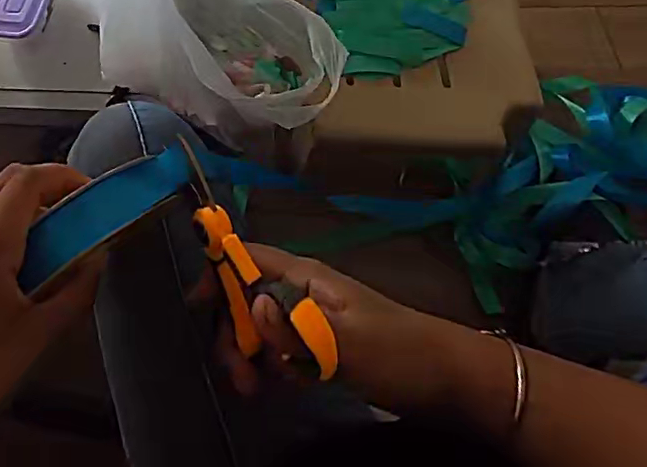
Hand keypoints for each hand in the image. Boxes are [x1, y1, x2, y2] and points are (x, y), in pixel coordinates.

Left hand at [0, 163, 102, 466]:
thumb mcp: (39, 335)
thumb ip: (77, 290)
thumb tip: (94, 263)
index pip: (28, 179)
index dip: (63, 176)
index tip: (84, 191)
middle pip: (4, 183)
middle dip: (43, 189)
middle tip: (69, 214)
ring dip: (17, 216)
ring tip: (41, 257)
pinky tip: (4, 283)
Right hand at [218, 243, 469, 414]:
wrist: (448, 379)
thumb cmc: (397, 350)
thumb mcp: (346, 343)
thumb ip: (297, 326)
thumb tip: (252, 305)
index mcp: (302, 275)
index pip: (247, 257)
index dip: (218, 270)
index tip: (198, 303)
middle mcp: (299, 289)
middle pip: (246, 295)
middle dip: (232, 328)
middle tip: (239, 374)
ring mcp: (308, 316)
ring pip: (259, 324)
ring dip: (249, 352)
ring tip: (255, 389)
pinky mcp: (318, 344)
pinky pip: (279, 347)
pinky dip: (271, 364)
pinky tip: (280, 386)